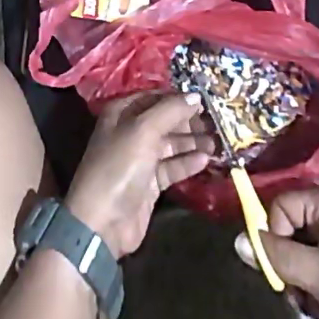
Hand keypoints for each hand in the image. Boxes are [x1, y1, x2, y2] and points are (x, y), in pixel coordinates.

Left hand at [63, 92, 216, 258]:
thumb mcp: (144, 130)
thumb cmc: (119, 166)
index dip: (178, 98)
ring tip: (216, 143)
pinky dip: (187, 163)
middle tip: (215, 123)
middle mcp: (130, 131)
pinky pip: (171, 167)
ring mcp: (139, 158)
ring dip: (192, 142)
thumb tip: (196, 95)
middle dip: (188, 121)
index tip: (204, 100)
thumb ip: (171, 110)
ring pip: (170, 144)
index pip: (155, 97)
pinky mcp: (148, 182)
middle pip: (165, 120)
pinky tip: (205, 160)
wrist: (102, 223)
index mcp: (122, 112)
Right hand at [237, 185, 318, 318]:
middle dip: (285, 263)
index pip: (278, 206)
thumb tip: (237, 240)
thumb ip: (278, 257)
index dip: (272, 236)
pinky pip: (313, 267)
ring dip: (298, 280)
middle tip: (297, 290)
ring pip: (297, 252)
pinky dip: (312, 288)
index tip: (276, 269)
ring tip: (315, 301)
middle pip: (286, 228)